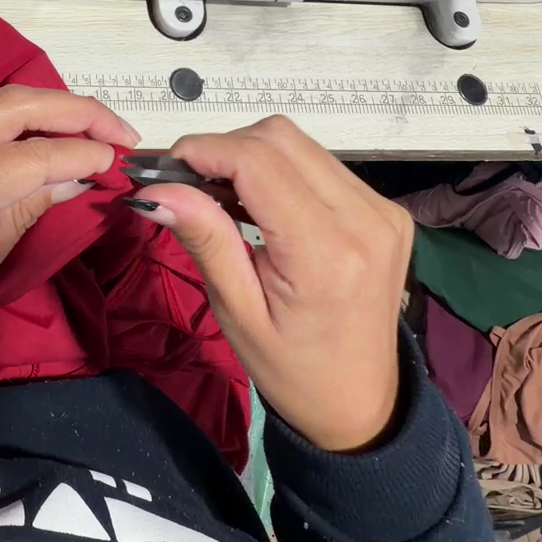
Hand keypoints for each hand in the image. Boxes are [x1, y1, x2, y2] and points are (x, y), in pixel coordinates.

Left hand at [0, 86, 139, 383]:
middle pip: (10, 104)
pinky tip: (36, 145)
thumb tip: (71, 178)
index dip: (81, 153)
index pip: (28, 155)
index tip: (120, 162)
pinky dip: (8, 127)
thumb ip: (17, 217)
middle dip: (73, 109)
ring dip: (43, 112)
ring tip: (90, 138)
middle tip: (120, 133)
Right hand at [133, 116, 412, 451]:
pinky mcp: (385, 209)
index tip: (166, 169)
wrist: (360, 403)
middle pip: (277, 137)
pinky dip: (277, 168)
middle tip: (190, 185)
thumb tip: (156, 189)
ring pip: (297, 142)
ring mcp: (382, 210)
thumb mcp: (237, 311)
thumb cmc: (291, 368)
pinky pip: (318, 161)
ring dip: (249, 155)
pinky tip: (259, 202)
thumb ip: (205, 238)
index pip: (257, 161)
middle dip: (223, 149)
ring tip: (222, 196)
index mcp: (326, 252)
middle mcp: (365, 219)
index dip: (204, 150)